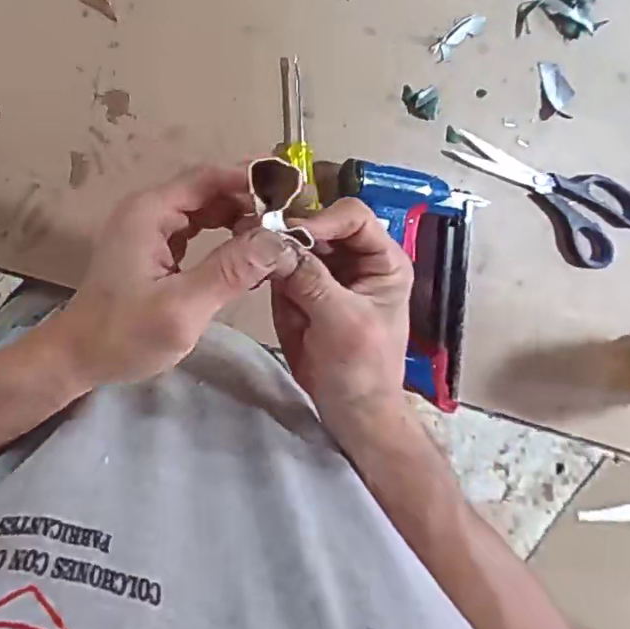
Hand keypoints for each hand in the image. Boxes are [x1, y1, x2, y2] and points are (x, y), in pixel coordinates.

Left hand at [42, 166, 300, 387]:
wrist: (77, 356)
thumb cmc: (123, 335)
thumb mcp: (182, 307)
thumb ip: (230, 271)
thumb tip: (278, 241)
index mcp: (149, 212)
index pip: (207, 178)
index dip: (249, 179)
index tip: (289, 191)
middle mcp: (147, 209)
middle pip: (207, 189)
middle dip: (249, 198)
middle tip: (291, 213)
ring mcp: (147, 226)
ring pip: (202, 207)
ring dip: (237, 215)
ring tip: (276, 231)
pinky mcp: (151, 245)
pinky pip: (193, 226)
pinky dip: (221, 232)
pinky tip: (246, 248)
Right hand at [270, 198, 413, 423]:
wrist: (348, 411)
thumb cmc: (363, 370)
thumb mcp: (343, 323)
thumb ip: (313, 281)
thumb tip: (279, 244)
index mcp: (382, 260)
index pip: (353, 217)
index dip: (323, 220)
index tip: (293, 235)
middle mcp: (353, 256)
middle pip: (318, 222)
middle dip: (289, 228)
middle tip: (257, 233)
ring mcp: (324, 269)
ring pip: (294, 238)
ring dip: (272, 241)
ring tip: (247, 243)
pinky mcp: (299, 284)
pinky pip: (278, 261)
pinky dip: (264, 260)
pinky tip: (249, 263)